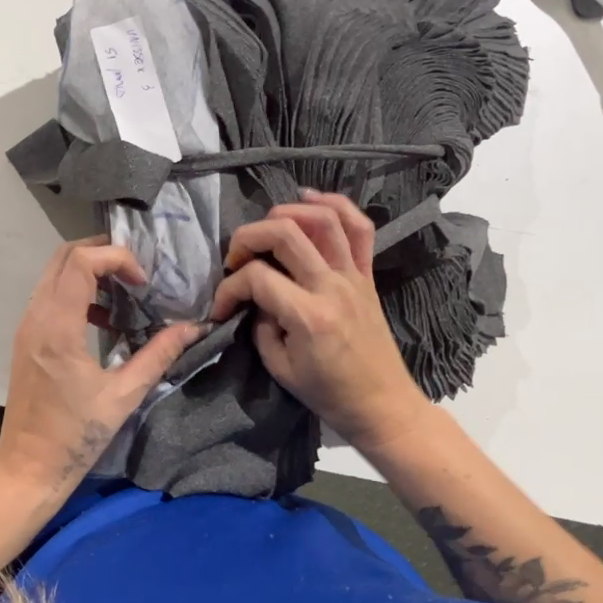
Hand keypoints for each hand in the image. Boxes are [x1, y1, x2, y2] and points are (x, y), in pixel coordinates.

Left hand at [0, 237, 207, 493]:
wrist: (29, 464)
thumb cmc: (76, 434)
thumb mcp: (124, 396)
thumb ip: (159, 355)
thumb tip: (192, 327)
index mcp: (58, 328)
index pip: (81, 262)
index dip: (116, 259)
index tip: (142, 283)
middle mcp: (36, 317)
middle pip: (63, 257)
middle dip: (101, 254)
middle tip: (136, 272)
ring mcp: (26, 326)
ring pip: (53, 274)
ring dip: (88, 273)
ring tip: (125, 294)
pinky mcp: (26, 338)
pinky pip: (49, 297)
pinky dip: (76, 293)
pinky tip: (104, 320)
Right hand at [211, 191, 430, 451]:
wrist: (381, 404)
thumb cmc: (327, 393)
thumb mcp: (279, 366)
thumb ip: (261, 326)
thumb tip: (255, 300)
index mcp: (309, 316)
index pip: (257, 278)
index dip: (229, 288)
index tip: (221, 309)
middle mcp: (333, 287)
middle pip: (286, 233)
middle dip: (248, 237)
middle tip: (236, 258)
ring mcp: (354, 276)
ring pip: (324, 220)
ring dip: (288, 212)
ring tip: (266, 225)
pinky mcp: (367, 275)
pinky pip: (359, 228)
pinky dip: (335, 205)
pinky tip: (309, 199)